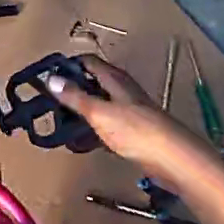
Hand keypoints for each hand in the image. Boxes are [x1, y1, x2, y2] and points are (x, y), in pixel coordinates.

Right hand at [46, 55, 219, 183]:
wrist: (176, 161)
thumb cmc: (137, 132)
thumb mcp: (100, 113)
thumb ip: (75, 97)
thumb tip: (51, 78)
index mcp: (114, 79)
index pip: (87, 62)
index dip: (67, 66)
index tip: (47, 78)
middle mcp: (122, 91)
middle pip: (91, 84)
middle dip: (71, 92)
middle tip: (49, 105)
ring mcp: (129, 112)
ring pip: (98, 106)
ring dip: (80, 114)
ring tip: (59, 126)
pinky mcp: (134, 133)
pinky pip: (106, 127)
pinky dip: (92, 132)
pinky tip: (80, 144)